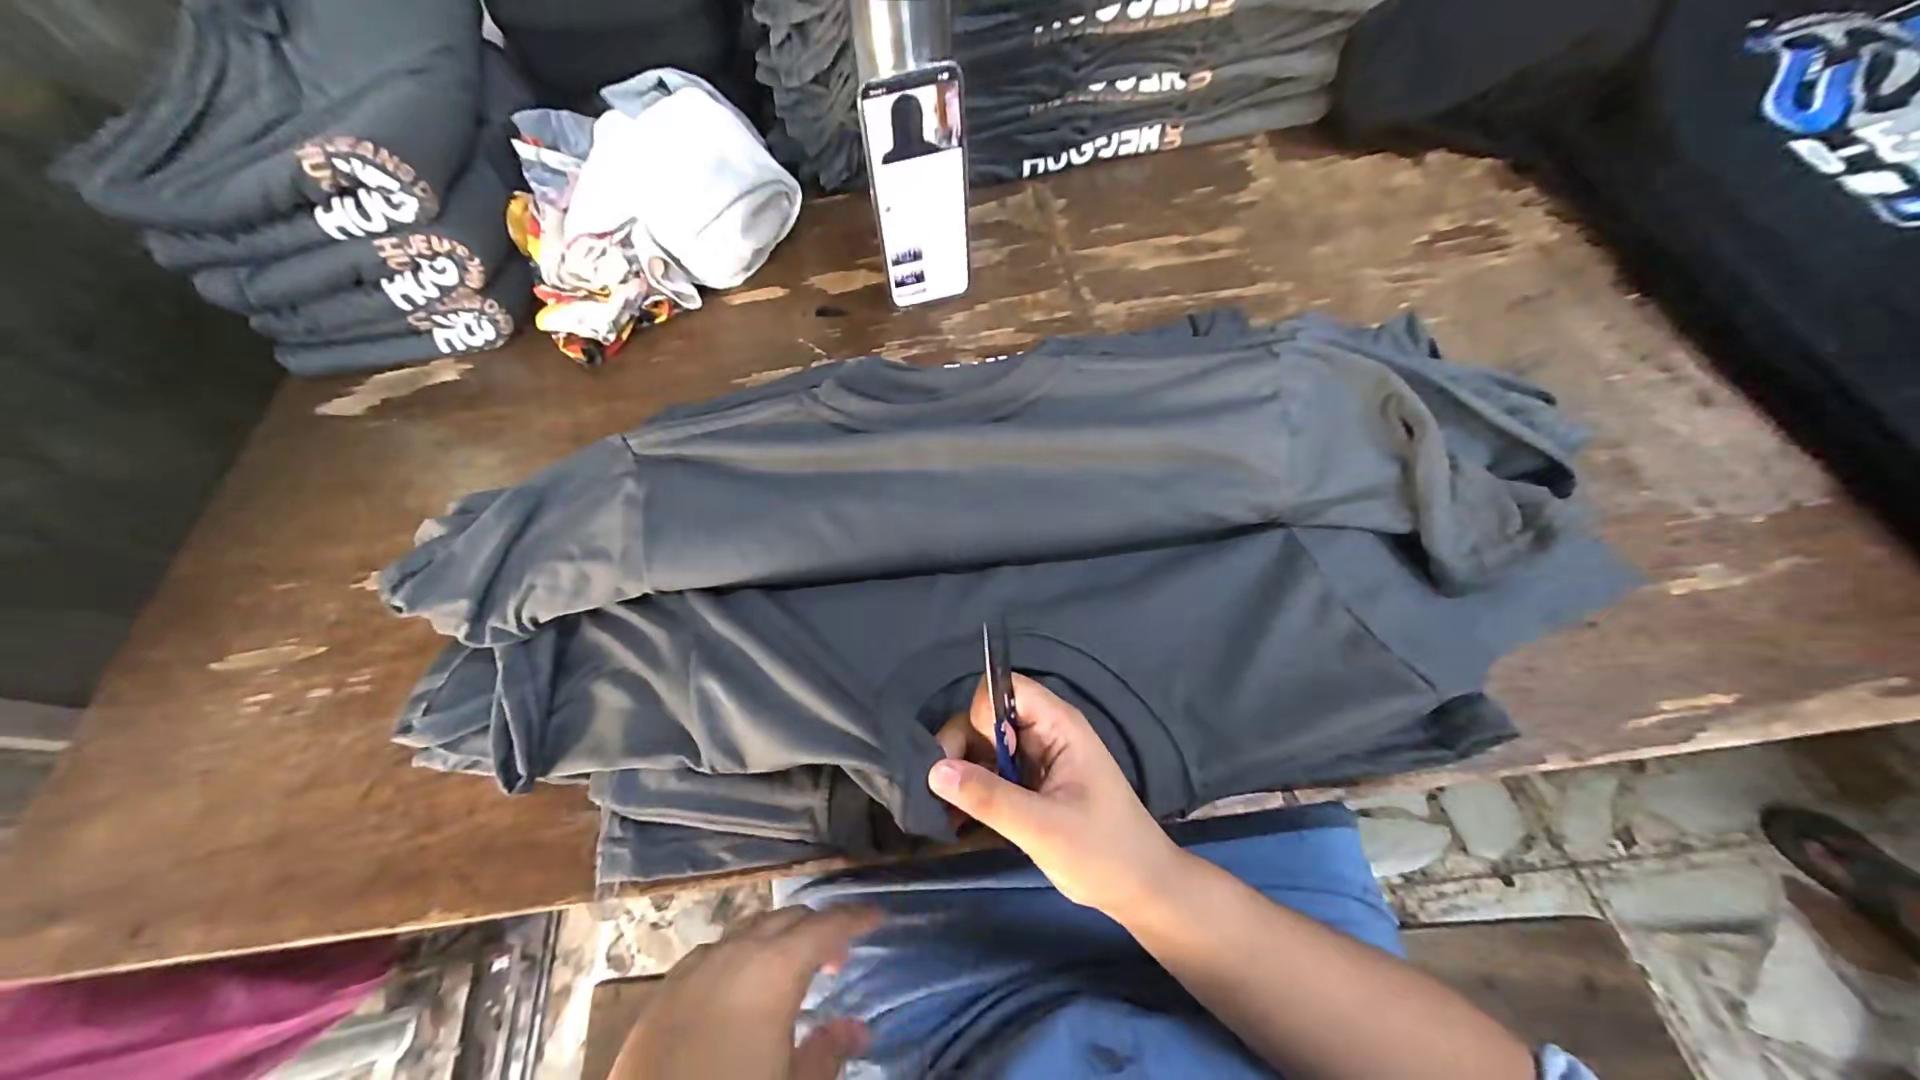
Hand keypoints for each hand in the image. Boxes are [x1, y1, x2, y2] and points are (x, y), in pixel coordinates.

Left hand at [610, 906, 883, 1079]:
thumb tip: (857, 1029)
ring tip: (790, 967)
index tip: (878, 916)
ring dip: (777, 936)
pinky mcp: (665, 990)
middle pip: (788, 918)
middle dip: (818, 927)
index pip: (828, 925)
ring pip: (749, 928)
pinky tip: (739, 983)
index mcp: (776, 968)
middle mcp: (738, 952)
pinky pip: (714, 950)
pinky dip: (739, 953)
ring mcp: (697, 966)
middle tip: (838, 955)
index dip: (856, 918)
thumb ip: (827, 1051)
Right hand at [928, 673, 1185, 914]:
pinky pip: (992, 773)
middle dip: (961, 749)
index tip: (972, 758)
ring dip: (962, 774)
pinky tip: (955, 820)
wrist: (1143, 890)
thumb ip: (989, 797)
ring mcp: (1038, 759)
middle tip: (943, 793)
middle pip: (987, 717)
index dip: (980, 714)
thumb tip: (934, 771)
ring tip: (944, 813)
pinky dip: (973, 791)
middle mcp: (1045, 733)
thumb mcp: (1044, 828)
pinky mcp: (1032, 785)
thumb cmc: (1103, 852)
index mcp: (1058, 725)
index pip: (1005, 688)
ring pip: (985, 746)